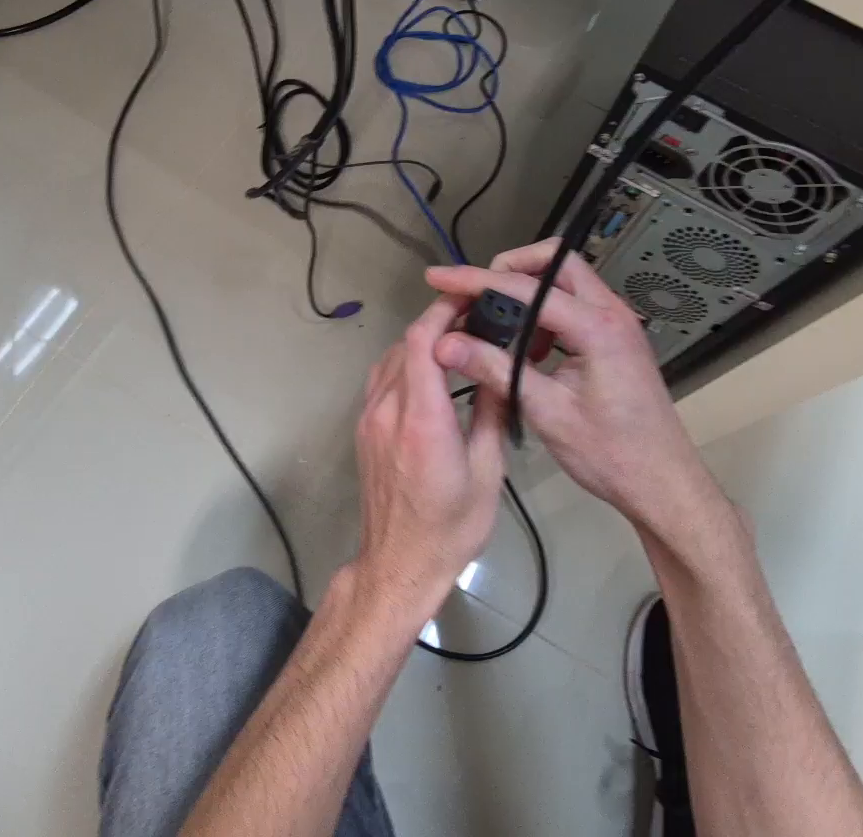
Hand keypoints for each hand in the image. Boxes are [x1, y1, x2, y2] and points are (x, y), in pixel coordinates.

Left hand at [351, 296, 507, 620]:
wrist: (399, 564)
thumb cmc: (451, 526)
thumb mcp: (487, 472)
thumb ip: (491, 414)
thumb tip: (499, 371)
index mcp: (422, 419)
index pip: (422, 341)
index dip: (443, 311)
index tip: (469, 297)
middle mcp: (387, 410)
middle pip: (405, 344)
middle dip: (437, 322)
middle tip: (475, 318)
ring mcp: (369, 419)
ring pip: (390, 359)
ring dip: (420, 341)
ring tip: (455, 339)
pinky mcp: (363, 429)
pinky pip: (381, 379)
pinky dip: (405, 363)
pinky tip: (430, 371)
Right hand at [424, 239, 725, 534]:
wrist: (661, 483)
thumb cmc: (609, 454)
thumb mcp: (546, 412)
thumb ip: (496, 370)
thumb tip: (445, 343)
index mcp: (596, 327)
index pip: (525, 288)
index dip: (476, 281)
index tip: (438, 278)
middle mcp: (611, 312)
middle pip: (556, 261)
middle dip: (511, 269)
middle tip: (476, 295)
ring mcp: (618, 323)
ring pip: (567, 281)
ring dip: (529, 291)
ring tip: (498, 327)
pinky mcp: (616, 339)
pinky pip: (576, 306)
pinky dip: (546, 313)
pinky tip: (528, 350)